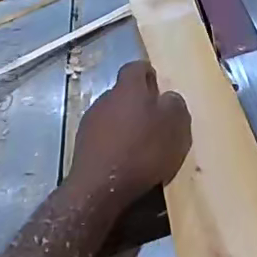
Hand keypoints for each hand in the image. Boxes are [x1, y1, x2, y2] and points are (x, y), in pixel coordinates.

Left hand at [67, 61, 190, 206]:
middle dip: (139, 102)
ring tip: (142, 143)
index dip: (149, 75)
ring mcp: (89, 121)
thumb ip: (175, 104)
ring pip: (113, 114)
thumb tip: (168, 97)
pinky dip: (115, 142)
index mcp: (129, 88)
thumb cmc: (143, 151)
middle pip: (124, 92)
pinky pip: (103, 135)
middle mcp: (106, 98)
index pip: (136, 67)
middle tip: (157, 119)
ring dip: (126, 123)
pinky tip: (126, 159)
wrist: (99, 189)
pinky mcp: (81, 145)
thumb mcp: (175, 126)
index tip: (160, 88)